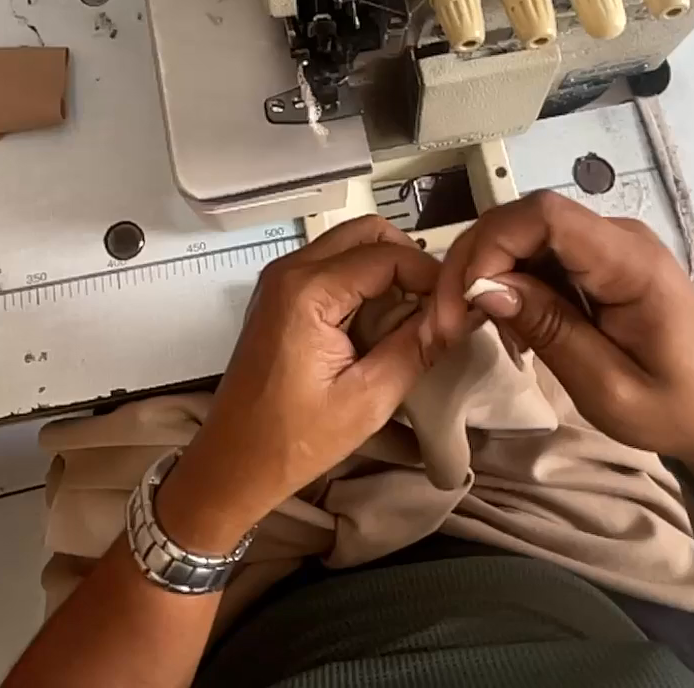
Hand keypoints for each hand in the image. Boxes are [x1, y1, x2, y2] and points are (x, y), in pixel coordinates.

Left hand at [157, 216, 448, 551]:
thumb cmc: (295, 439)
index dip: (430, 275)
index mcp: (308, 291)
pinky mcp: (278, 292)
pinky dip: (361, 276)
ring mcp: (279, 277)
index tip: (456, 305)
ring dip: (385, 266)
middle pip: (366, 231)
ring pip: (348, 242)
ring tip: (411, 313)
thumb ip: (417, 347)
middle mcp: (289, 270)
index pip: (387, 255)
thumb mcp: (369, 399)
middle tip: (433, 303)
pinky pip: (330, 262)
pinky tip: (377, 318)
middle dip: (407, 258)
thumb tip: (460, 314)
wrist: (232, 462)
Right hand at [433, 192, 693, 489]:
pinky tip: (499, 318)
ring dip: (484, 270)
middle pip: (524, 218)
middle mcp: (620, 238)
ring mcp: (610, 246)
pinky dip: (506, 279)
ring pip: (524, 233)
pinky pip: (540, 253)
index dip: (490, 244)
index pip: (544, 215)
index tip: (462, 300)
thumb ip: (548, 329)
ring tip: (463, 322)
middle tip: (443, 319)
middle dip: (474, 260)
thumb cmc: (677, 414)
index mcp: (632, 264)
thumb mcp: (608, 388)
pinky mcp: (600, 261)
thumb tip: (481, 285)